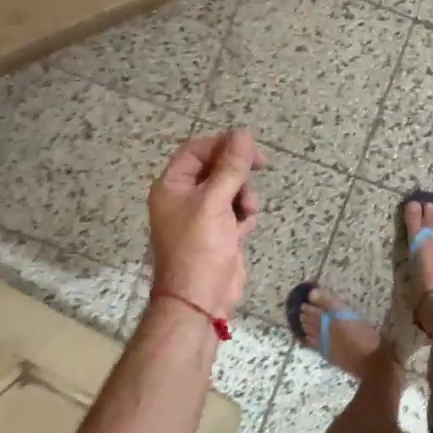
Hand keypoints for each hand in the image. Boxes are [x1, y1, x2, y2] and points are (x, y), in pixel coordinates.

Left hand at [147, 130, 264, 317]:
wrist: (200, 299)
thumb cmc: (199, 247)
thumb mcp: (215, 201)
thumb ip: (231, 167)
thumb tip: (243, 133)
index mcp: (172, 186)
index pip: (197, 151)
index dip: (223, 145)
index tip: (249, 148)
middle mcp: (185, 198)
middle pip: (217, 168)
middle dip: (238, 172)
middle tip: (260, 168)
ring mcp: (203, 217)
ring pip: (231, 189)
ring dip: (244, 195)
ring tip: (248, 211)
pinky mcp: (219, 234)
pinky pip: (237, 211)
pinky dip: (244, 215)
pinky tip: (245, 228)